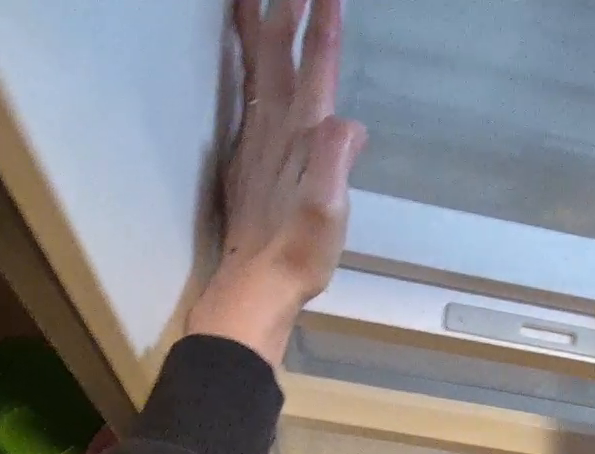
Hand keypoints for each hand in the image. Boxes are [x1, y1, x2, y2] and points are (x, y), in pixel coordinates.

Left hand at [185, 0, 367, 365]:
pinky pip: (245, 97)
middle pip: (277, 56)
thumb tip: (349, 123)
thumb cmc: (300, 255)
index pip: (315, 69)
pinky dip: (246, 66)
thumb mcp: (328, 216)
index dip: (322, 27)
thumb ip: (336, 165)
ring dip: (257, 26)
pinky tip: (248, 63)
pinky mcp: (244, 160)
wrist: (255, 285)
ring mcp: (255, 142)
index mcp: (302, 138)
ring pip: (255, 70)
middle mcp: (274, 130)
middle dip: (286, 8)